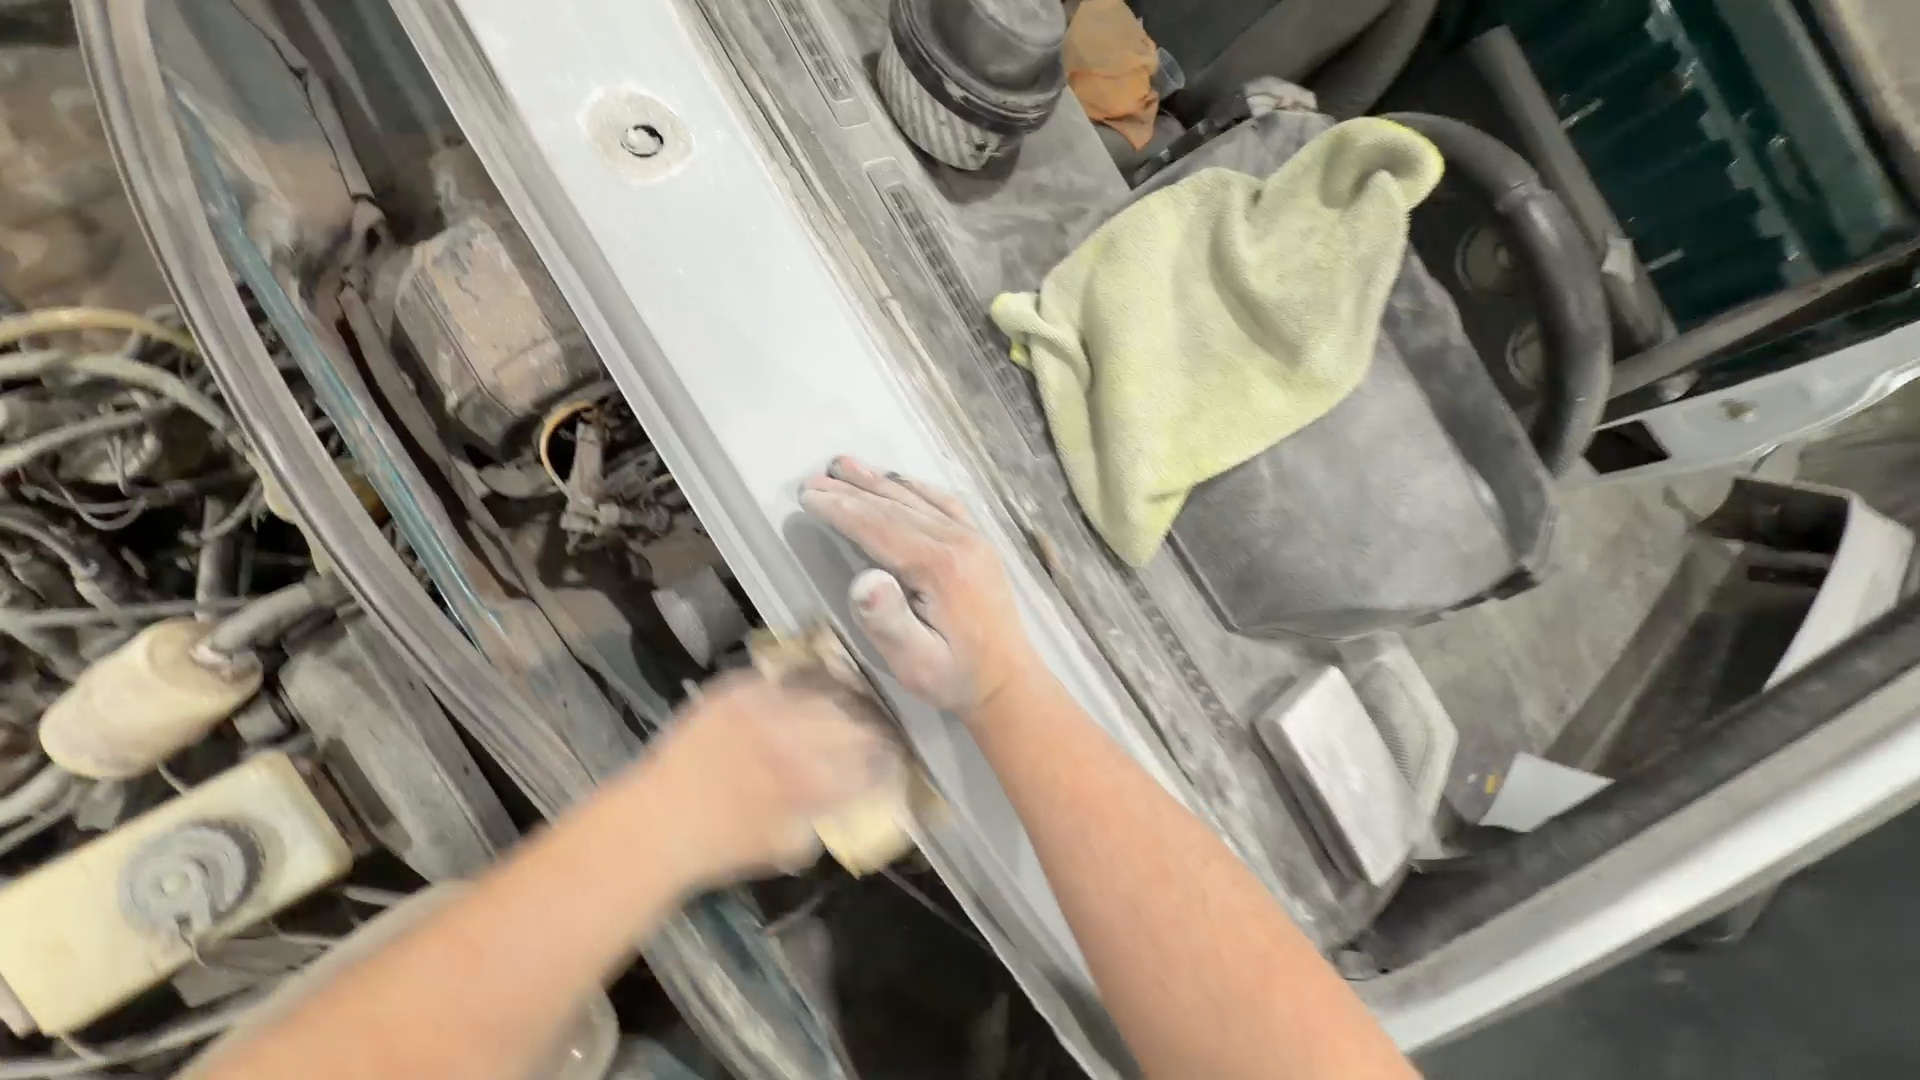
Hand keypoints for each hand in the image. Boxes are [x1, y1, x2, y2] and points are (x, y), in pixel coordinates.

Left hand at [635, 672, 899, 887]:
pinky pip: (784, 676)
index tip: (893, 756)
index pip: (872, 759)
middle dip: (873, 727)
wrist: (659, 823)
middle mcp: (796, 738)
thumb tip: (851, 798)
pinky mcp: (738, 691)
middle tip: (877, 730)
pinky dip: (802, 682)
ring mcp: (765, 709)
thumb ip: (827, 817)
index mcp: (815, 782)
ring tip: (852, 702)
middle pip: (855, 721)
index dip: (889, 756)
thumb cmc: (724, 846)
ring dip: (844, 699)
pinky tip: (812, 687)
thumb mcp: (790, 846)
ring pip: (825, 691)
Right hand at [800, 456, 1036, 713]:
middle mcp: (960, 542)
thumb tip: (863, 580)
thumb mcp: (916, 662)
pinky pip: (946, 504)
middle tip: (814, 477)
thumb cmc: (955, 677)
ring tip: (844, 465)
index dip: (841, 510)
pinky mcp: (980, 545)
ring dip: (878, 483)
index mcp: (941, 568)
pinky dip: (916, 488)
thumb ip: (888, 622)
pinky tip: (898, 481)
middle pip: (895, 507)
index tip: (809, 495)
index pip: (879, 528)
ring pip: (917, 500)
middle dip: (851, 491)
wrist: (1009, 682)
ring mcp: (973, 540)